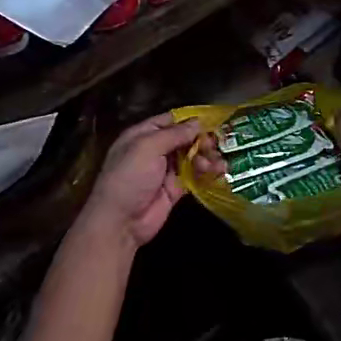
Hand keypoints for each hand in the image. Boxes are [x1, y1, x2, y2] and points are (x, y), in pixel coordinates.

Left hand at [76, 114, 214, 248]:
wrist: (121, 221)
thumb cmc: (129, 177)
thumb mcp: (147, 147)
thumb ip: (173, 134)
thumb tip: (197, 123)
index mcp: (143, 135)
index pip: (169, 120)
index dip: (189, 119)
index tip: (212, 120)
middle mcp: (155, 150)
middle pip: (184, 138)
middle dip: (201, 139)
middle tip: (213, 145)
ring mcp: (166, 170)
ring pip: (192, 157)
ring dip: (206, 156)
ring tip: (216, 162)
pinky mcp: (176, 188)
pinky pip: (195, 176)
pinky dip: (208, 172)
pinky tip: (219, 170)